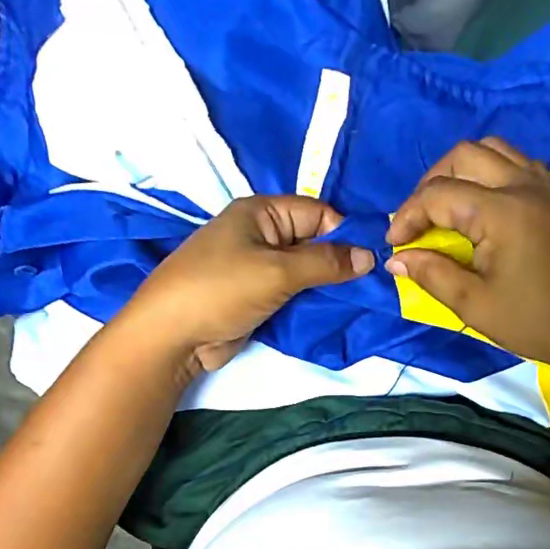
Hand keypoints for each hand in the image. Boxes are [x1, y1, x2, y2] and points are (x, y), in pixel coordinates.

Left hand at [117, 194, 374, 376]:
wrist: (172, 335)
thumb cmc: (221, 289)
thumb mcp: (278, 271)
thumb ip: (326, 263)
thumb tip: (369, 256)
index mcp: (261, 213)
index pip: (317, 213)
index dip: (346, 232)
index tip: (375, 257)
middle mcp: (260, 234)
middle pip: (312, 241)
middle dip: (340, 260)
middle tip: (376, 282)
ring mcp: (256, 267)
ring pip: (303, 270)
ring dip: (327, 284)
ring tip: (363, 298)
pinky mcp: (255, 297)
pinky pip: (291, 292)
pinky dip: (310, 300)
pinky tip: (336, 310)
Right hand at [384, 138, 549, 374]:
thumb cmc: (534, 321)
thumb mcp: (473, 304)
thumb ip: (432, 274)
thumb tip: (396, 259)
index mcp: (502, 212)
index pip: (439, 194)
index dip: (407, 216)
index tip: (394, 246)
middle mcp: (523, 186)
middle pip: (464, 155)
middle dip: (429, 183)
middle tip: (416, 221)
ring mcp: (543, 188)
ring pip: (492, 151)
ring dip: (460, 171)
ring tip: (442, 208)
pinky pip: (514, 164)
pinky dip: (487, 173)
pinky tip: (477, 206)